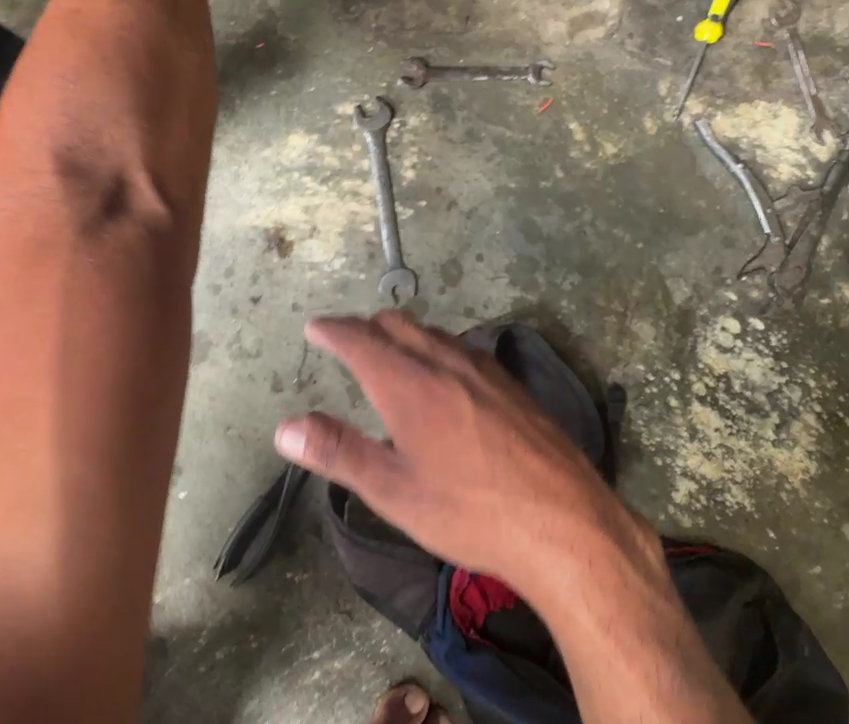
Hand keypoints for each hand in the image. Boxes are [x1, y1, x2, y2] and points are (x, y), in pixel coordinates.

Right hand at [276, 312, 656, 600]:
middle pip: (399, 325)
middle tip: (348, 341)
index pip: (360, 340)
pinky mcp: (514, 387)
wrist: (564, 523)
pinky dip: (438, 349)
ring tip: (393, 353)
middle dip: (367, 328)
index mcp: (409, 384)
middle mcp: (446, 363)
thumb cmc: (469, 512)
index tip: (315, 327)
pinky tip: (448, 377)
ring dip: (405, 335)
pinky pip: (465, 350)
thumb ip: (337, 452)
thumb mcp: (393, 490)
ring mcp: (486, 371)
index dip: (333, 331)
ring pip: (435, 334)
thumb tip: (284, 427)